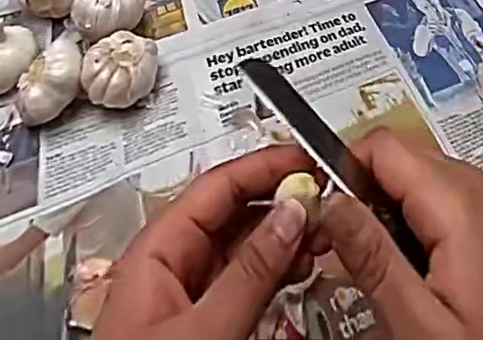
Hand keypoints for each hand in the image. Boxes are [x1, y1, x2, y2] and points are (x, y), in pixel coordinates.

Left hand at [93, 145, 318, 339]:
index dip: (260, 167)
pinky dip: (274, 269)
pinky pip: (243, 282)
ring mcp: (190, 295)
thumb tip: (290, 212)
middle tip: (323, 196)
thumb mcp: (205, 330)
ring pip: (241, 247)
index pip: (215, 188)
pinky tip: (299, 264)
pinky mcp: (205, 323)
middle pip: (230, 213)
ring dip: (281, 233)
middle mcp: (173, 263)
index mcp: (159, 249)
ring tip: (320, 227)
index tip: (302, 159)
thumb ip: (251, 271)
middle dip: (276, 199)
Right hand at [321, 130, 482, 339]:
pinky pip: (431, 201)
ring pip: (407, 180)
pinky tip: (411, 274)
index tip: (319, 215)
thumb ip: (371, 256)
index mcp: (452, 195)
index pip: (373, 144)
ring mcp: (482, 203)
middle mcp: (468, 183)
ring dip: (380, 211)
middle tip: (343, 249)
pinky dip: (407, 224)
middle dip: (358, 192)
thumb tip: (324, 198)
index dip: (338, 170)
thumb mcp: (425, 325)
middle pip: (389, 158)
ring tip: (377, 268)